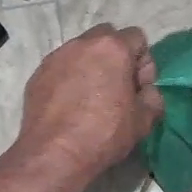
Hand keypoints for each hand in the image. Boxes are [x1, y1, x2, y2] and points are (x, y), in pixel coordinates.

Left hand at [12, 23, 164, 188]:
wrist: (54, 154)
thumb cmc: (104, 133)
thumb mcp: (143, 120)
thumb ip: (152, 96)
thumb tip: (146, 92)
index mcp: (112, 48)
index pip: (137, 37)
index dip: (143, 62)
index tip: (138, 88)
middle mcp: (83, 43)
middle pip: (106, 37)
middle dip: (115, 56)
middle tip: (116, 87)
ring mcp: (57, 56)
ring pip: (81, 50)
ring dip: (91, 65)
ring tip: (90, 97)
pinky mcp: (38, 72)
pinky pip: (61, 67)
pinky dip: (69, 78)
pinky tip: (70, 104)